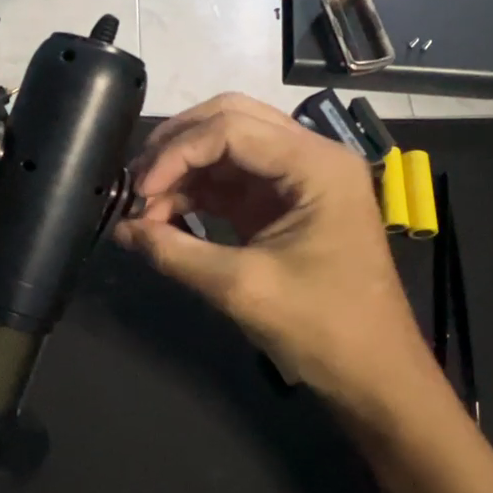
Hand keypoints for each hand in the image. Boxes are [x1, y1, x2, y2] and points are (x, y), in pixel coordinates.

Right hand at [113, 93, 432, 408]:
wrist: (372, 372)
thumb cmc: (321, 327)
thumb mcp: (241, 287)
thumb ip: (174, 252)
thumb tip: (120, 229)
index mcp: (316, 166)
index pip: (229, 129)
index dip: (176, 154)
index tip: (139, 195)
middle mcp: (310, 157)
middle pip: (229, 120)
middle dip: (176, 147)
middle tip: (137, 184)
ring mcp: (297, 180)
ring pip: (227, 146)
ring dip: (182, 169)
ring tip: (144, 207)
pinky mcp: (282, 204)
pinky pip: (230, 180)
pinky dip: (195, 193)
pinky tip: (163, 217)